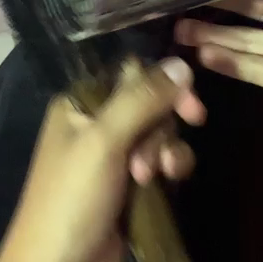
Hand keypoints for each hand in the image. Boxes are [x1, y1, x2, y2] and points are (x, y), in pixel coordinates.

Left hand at [0, 57, 205, 261]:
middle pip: (150, 101)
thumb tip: (182, 63)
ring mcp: (115, 154)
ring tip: (155, 173)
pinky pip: (161, 160)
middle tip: (191, 123)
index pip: (131, 73)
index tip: (189, 100)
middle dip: (164, 122)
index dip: (163, 81)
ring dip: (166, 147)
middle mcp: (98, 121)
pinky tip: (170, 178)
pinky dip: (170, 165)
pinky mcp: (130, 184)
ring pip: (159, 131)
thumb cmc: (72, 198)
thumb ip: (142, 99)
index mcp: (82, 101)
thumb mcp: (103, 142)